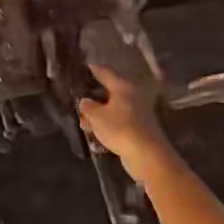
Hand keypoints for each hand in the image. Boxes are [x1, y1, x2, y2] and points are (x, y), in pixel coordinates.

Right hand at [76, 26, 172, 174]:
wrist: (147, 156)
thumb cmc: (120, 129)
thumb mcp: (95, 115)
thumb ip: (87, 106)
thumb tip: (85, 101)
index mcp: (122, 88)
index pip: (104, 72)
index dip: (91, 69)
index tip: (80, 67)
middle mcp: (131, 97)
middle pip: (108, 91)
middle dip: (92, 96)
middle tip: (76, 97)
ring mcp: (136, 113)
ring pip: (111, 108)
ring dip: (97, 113)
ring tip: (83, 121)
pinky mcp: (137, 128)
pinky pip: (116, 121)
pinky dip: (105, 124)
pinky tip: (95, 132)